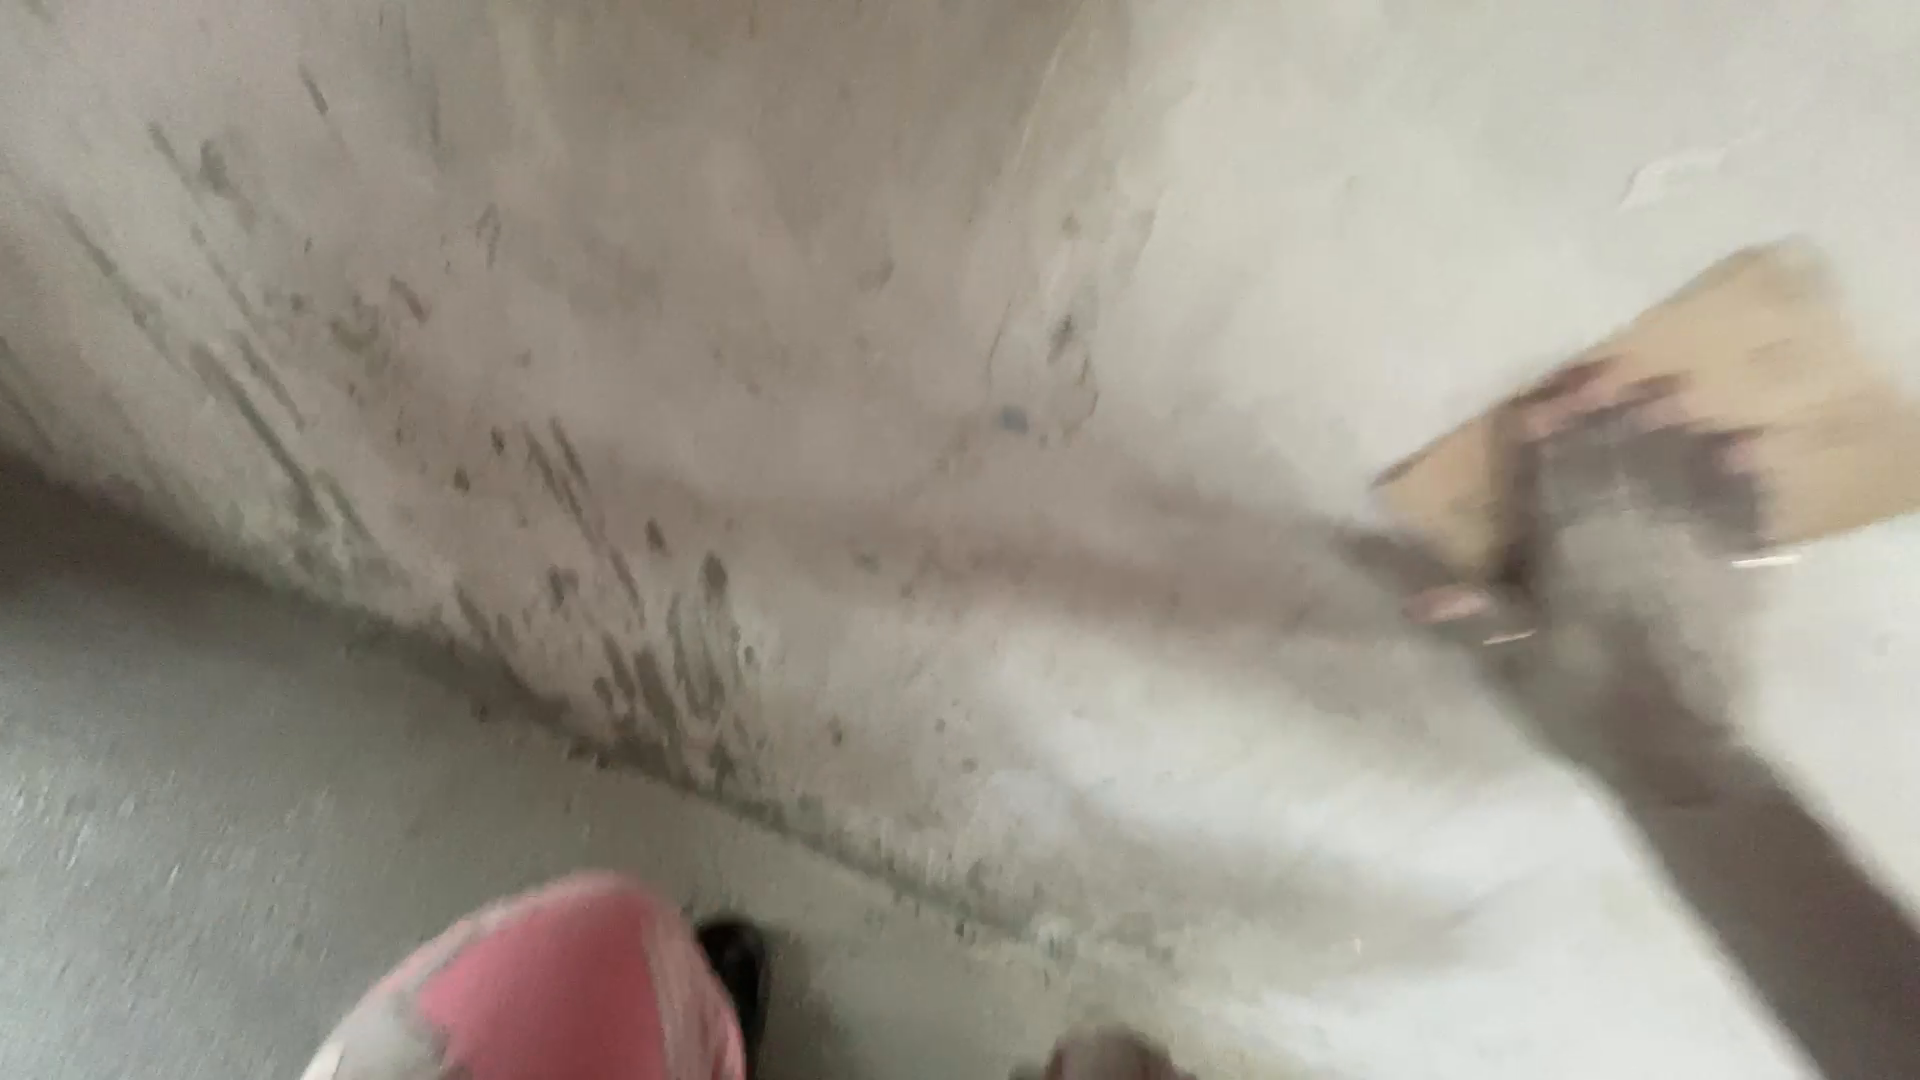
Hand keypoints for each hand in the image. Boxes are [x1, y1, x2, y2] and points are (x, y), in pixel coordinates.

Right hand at [1406, 360, 1772, 800]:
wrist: (1676, 750)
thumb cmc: (1578, 699)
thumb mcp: (1510, 664)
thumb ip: (1468, 620)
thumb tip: (1412, 593)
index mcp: (1574, 568)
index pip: (1558, 490)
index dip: (1550, 443)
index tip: (1543, 399)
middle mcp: (1634, 550)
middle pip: (1619, 472)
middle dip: (1608, 418)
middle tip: (1604, 368)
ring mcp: (1691, 559)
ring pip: (1679, 481)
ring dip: (1671, 432)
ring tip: (1667, 385)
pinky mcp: (1735, 577)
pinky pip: (1742, 517)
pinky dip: (1743, 478)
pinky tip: (1744, 443)